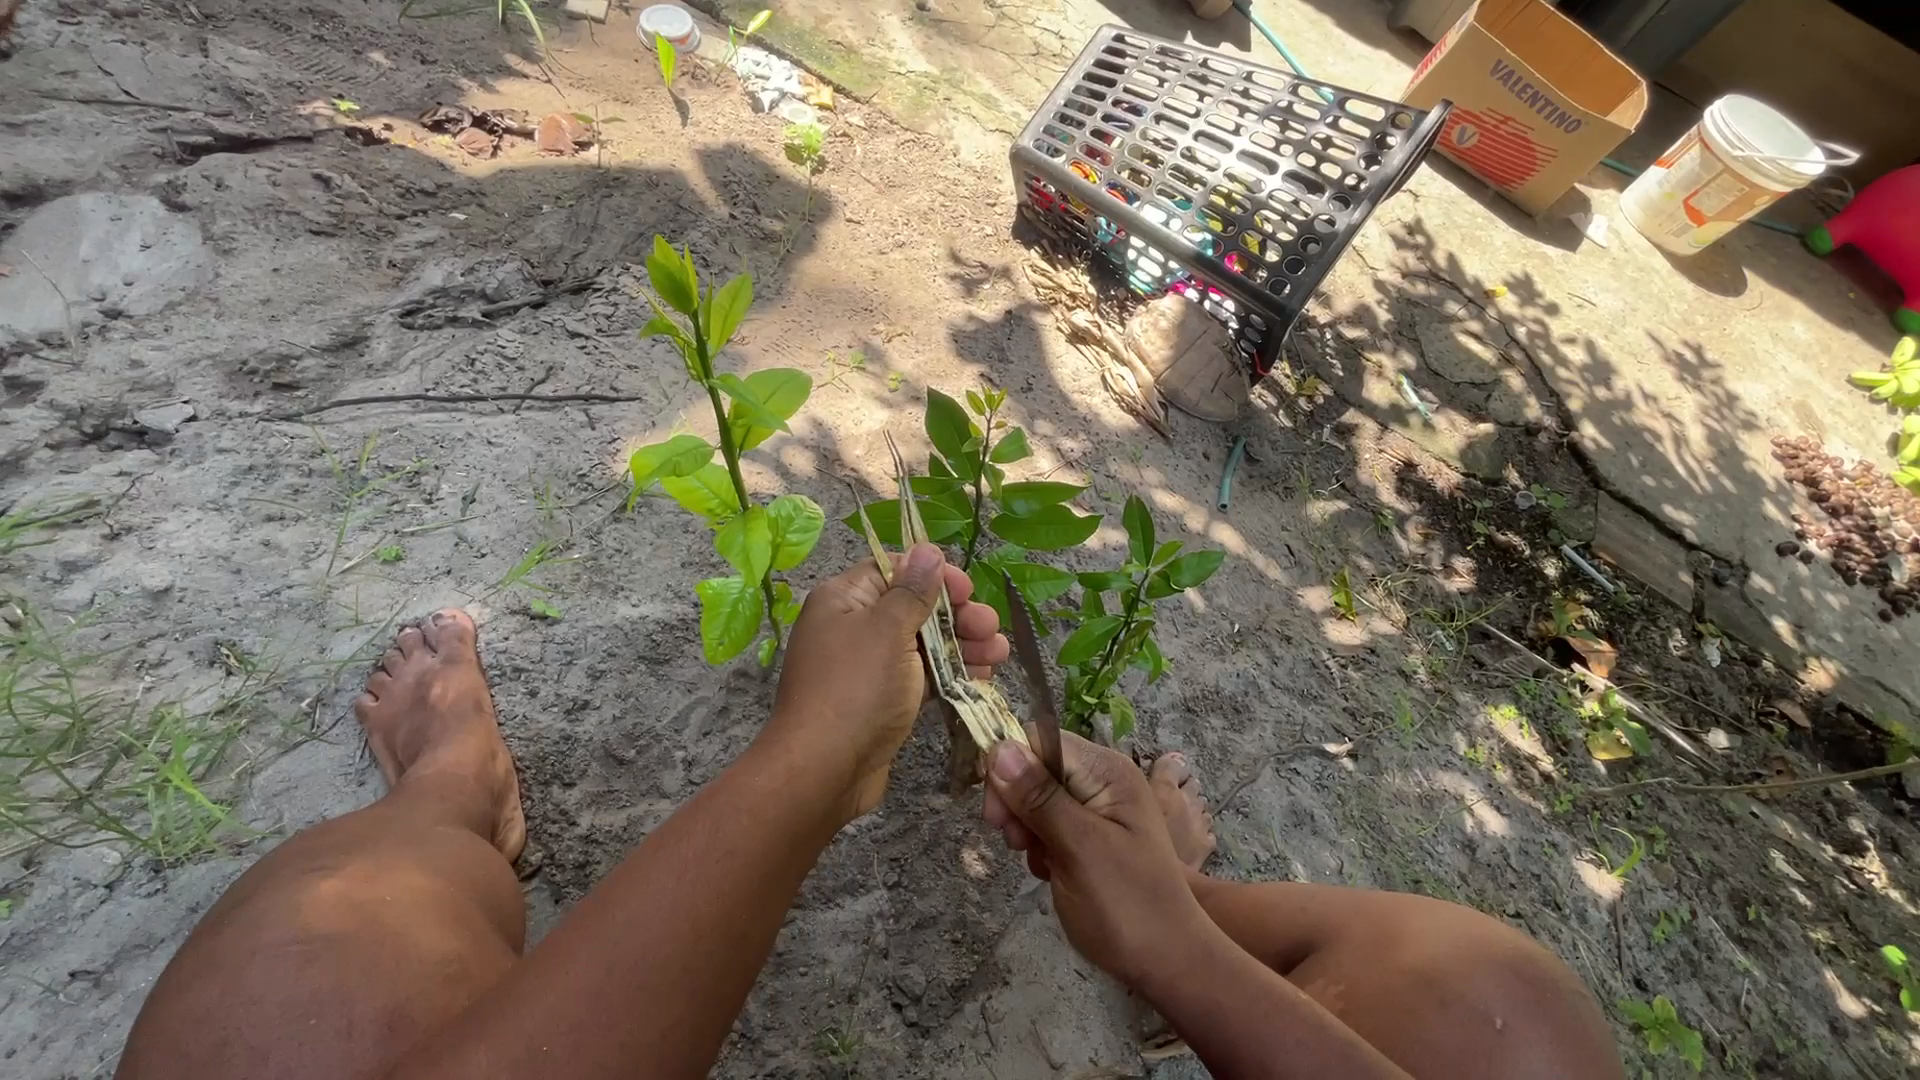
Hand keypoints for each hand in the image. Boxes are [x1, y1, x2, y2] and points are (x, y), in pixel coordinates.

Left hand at [771, 543, 1008, 819]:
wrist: (823, 771)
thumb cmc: (855, 689)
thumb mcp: (887, 629)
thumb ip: (913, 590)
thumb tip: (928, 549)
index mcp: (844, 599)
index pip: (895, 570)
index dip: (935, 576)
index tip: (968, 591)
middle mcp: (854, 626)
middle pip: (915, 607)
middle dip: (958, 614)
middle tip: (990, 627)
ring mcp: (870, 665)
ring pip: (924, 643)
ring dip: (963, 644)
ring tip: (999, 653)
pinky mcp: (884, 699)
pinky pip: (922, 675)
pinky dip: (951, 672)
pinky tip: (983, 676)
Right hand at [981, 733, 1207, 984]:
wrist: (1167, 962)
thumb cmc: (1127, 904)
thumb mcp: (1079, 847)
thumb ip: (1039, 796)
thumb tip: (999, 748)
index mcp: (1107, 770)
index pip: (1040, 739)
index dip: (1010, 768)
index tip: (996, 814)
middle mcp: (1101, 779)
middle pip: (1035, 766)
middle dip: (1016, 802)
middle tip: (1016, 843)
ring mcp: (1095, 806)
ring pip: (1035, 796)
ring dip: (1026, 827)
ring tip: (1040, 862)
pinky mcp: (1087, 833)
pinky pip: (1046, 822)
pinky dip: (1039, 844)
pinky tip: (1050, 870)